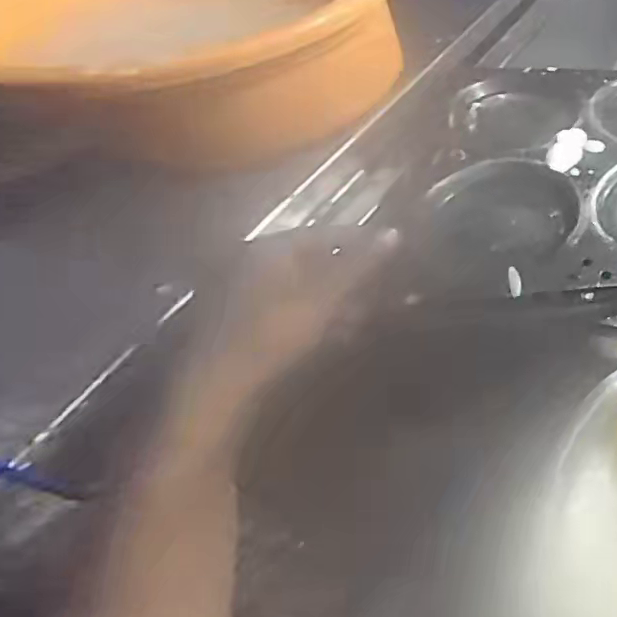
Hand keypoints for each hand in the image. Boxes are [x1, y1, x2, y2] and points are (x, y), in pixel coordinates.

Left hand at [169, 225, 398, 447]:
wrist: (222, 384)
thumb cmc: (278, 332)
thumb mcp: (328, 296)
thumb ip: (362, 264)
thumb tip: (394, 233)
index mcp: (273, 250)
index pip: (328, 233)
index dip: (363, 241)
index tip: (394, 251)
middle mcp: (258, 263)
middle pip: (319, 259)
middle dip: (355, 272)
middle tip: (386, 283)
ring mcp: (251, 291)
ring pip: (310, 284)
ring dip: (343, 296)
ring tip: (370, 311)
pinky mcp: (251, 318)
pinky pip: (298, 305)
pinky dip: (324, 313)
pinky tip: (344, 330)